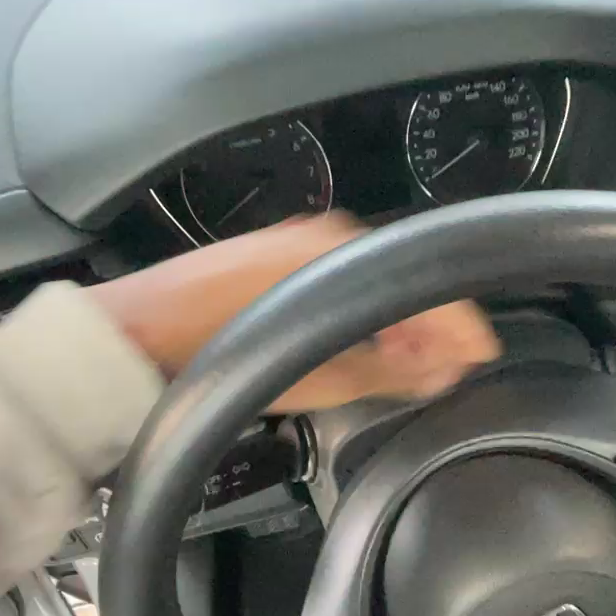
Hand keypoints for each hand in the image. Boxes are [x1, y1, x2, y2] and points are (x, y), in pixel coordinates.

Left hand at [88, 212, 500, 411]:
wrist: (135, 339)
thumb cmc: (213, 356)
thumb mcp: (318, 378)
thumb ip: (391, 371)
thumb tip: (439, 371)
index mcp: (337, 256)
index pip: (423, 286)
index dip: (459, 326)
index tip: (479, 353)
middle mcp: (321, 237)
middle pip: (401, 283)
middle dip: (429, 329)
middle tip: (445, 372)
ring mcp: (296, 244)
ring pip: (373, 284)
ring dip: (395, 324)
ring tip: (408, 368)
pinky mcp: (275, 258)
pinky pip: (342, 283)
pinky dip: (363, 314)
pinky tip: (365, 345)